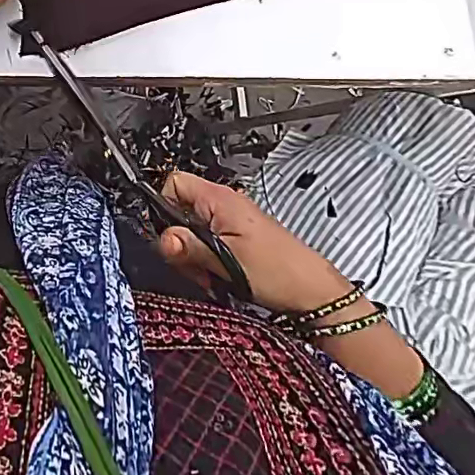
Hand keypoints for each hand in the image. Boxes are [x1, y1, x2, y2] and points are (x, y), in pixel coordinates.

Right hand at [156, 171, 352, 313]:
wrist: (312, 291)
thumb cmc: (280, 272)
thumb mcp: (225, 262)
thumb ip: (189, 248)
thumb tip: (162, 238)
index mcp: (220, 199)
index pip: (174, 183)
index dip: (163, 208)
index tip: (170, 237)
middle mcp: (225, 204)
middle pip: (179, 211)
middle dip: (180, 241)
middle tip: (194, 264)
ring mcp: (231, 221)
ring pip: (193, 231)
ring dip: (194, 256)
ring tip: (211, 274)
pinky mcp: (237, 237)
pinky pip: (209, 242)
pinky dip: (208, 261)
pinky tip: (220, 277)